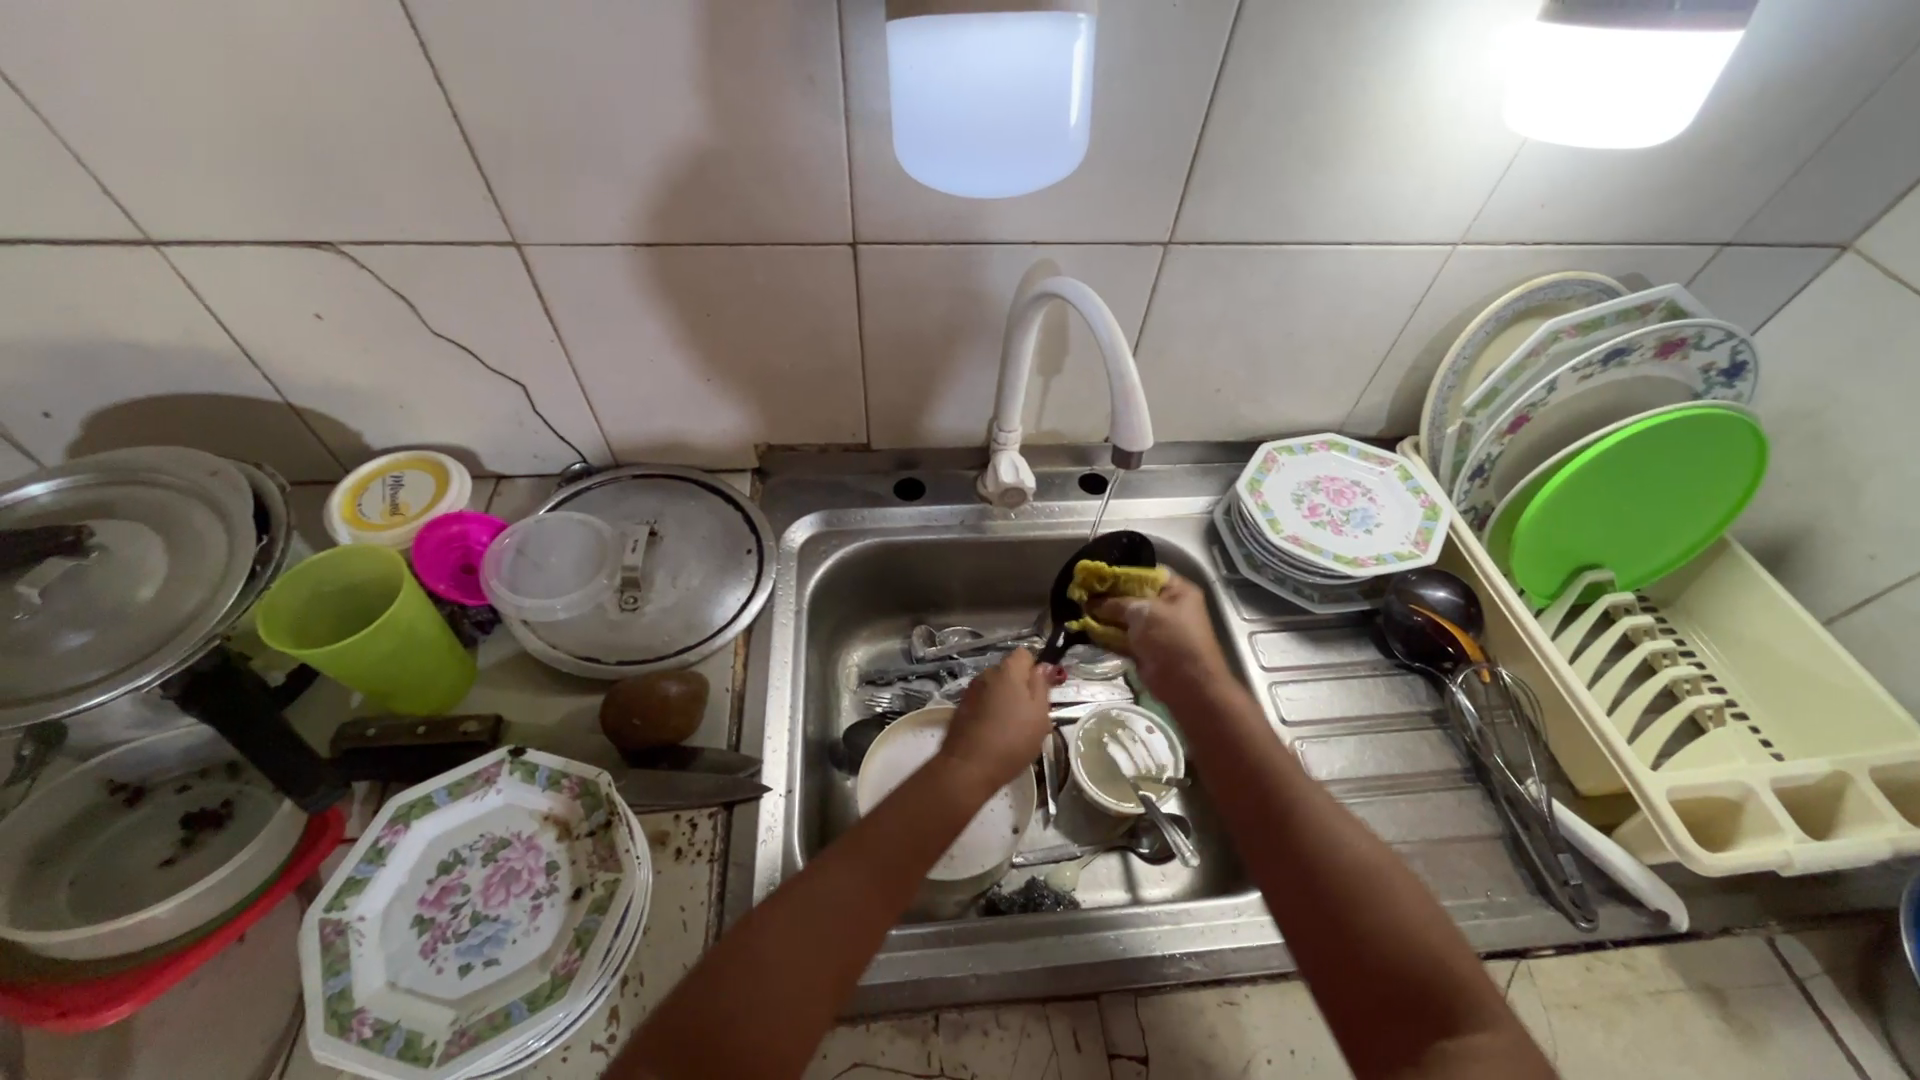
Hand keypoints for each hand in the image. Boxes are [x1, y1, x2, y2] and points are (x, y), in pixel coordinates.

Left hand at [939, 648, 1053, 791]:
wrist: (968, 768)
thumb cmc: (1012, 740)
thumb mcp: (1039, 715)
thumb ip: (1042, 686)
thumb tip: (1043, 666)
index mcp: (1007, 671)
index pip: (1024, 654)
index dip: (1035, 669)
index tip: (1042, 691)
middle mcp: (986, 674)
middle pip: (1009, 672)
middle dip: (1021, 686)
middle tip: (1032, 714)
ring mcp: (971, 691)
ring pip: (996, 688)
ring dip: (1005, 700)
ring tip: (1013, 728)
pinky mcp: (961, 708)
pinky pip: (983, 702)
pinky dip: (991, 711)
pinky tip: (995, 734)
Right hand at [1087, 572, 1233, 702]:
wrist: (1187, 684)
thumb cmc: (1171, 638)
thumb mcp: (1143, 612)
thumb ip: (1116, 603)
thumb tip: (1090, 602)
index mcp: (1177, 591)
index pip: (1147, 573)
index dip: (1122, 572)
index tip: (1097, 574)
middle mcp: (1167, 608)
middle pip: (1133, 595)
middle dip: (1108, 595)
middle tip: (1082, 591)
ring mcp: (1155, 630)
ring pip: (1125, 618)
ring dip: (1104, 615)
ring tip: (1079, 608)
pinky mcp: (1144, 649)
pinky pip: (1122, 637)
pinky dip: (1106, 634)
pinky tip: (1085, 628)